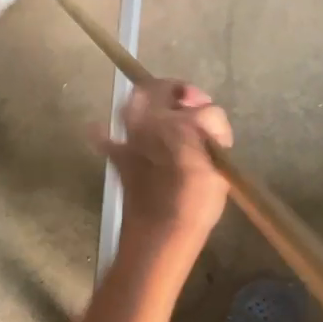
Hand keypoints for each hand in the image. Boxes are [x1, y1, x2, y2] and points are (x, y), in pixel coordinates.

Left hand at [95, 78, 233, 248]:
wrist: (159, 233)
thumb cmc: (196, 206)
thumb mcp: (220, 175)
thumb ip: (213, 148)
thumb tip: (208, 141)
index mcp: (187, 124)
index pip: (209, 111)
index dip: (218, 125)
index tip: (221, 143)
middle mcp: (157, 121)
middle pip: (166, 88)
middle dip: (181, 91)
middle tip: (192, 102)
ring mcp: (134, 136)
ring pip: (135, 102)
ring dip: (147, 98)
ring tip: (157, 109)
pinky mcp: (119, 156)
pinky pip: (104, 138)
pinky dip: (103, 133)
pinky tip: (101, 130)